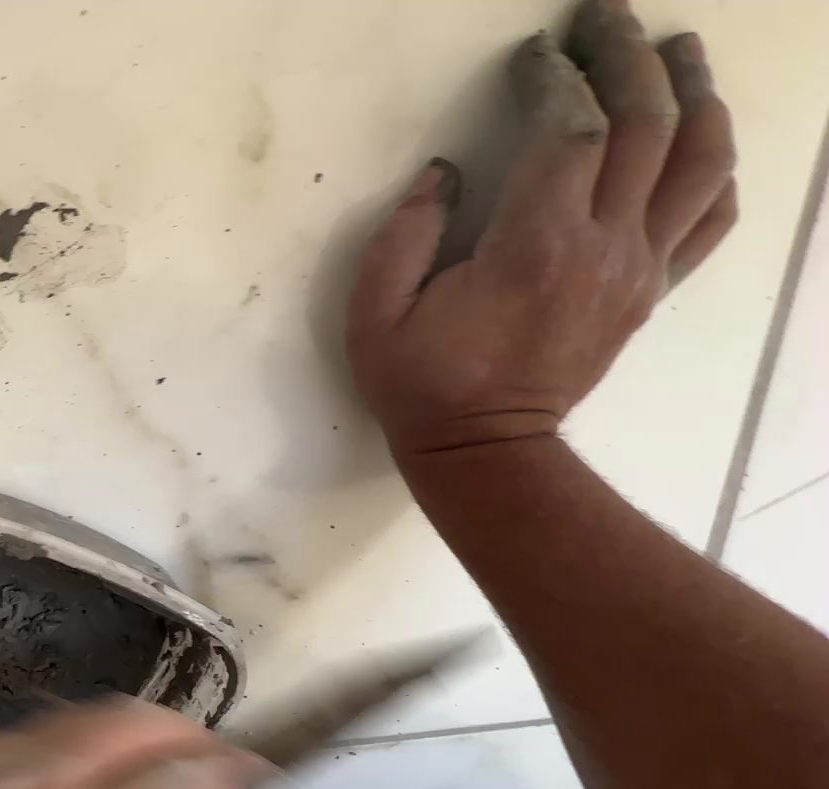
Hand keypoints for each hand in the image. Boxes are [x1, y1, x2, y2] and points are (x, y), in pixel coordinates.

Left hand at [0, 699, 264, 788]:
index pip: (178, 781)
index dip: (227, 769)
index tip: (254, 771)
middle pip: (136, 722)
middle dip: (189, 733)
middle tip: (212, 758)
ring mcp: (0, 762)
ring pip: (96, 712)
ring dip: (142, 730)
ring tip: (163, 763)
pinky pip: (55, 724)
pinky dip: (91, 738)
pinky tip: (98, 773)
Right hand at [346, 0, 736, 457]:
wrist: (480, 447)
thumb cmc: (417, 385)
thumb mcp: (372, 318)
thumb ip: (401, 238)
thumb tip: (444, 174)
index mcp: (531, 249)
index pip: (567, 133)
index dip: (554, 80)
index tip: (531, 56)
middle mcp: (603, 246)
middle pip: (646, 125)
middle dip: (628, 57)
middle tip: (606, 17)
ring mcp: (639, 268)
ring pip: (699, 156)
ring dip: (695, 91)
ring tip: (677, 51)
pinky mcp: (652, 290)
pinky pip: (710, 213)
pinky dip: (715, 164)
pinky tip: (700, 138)